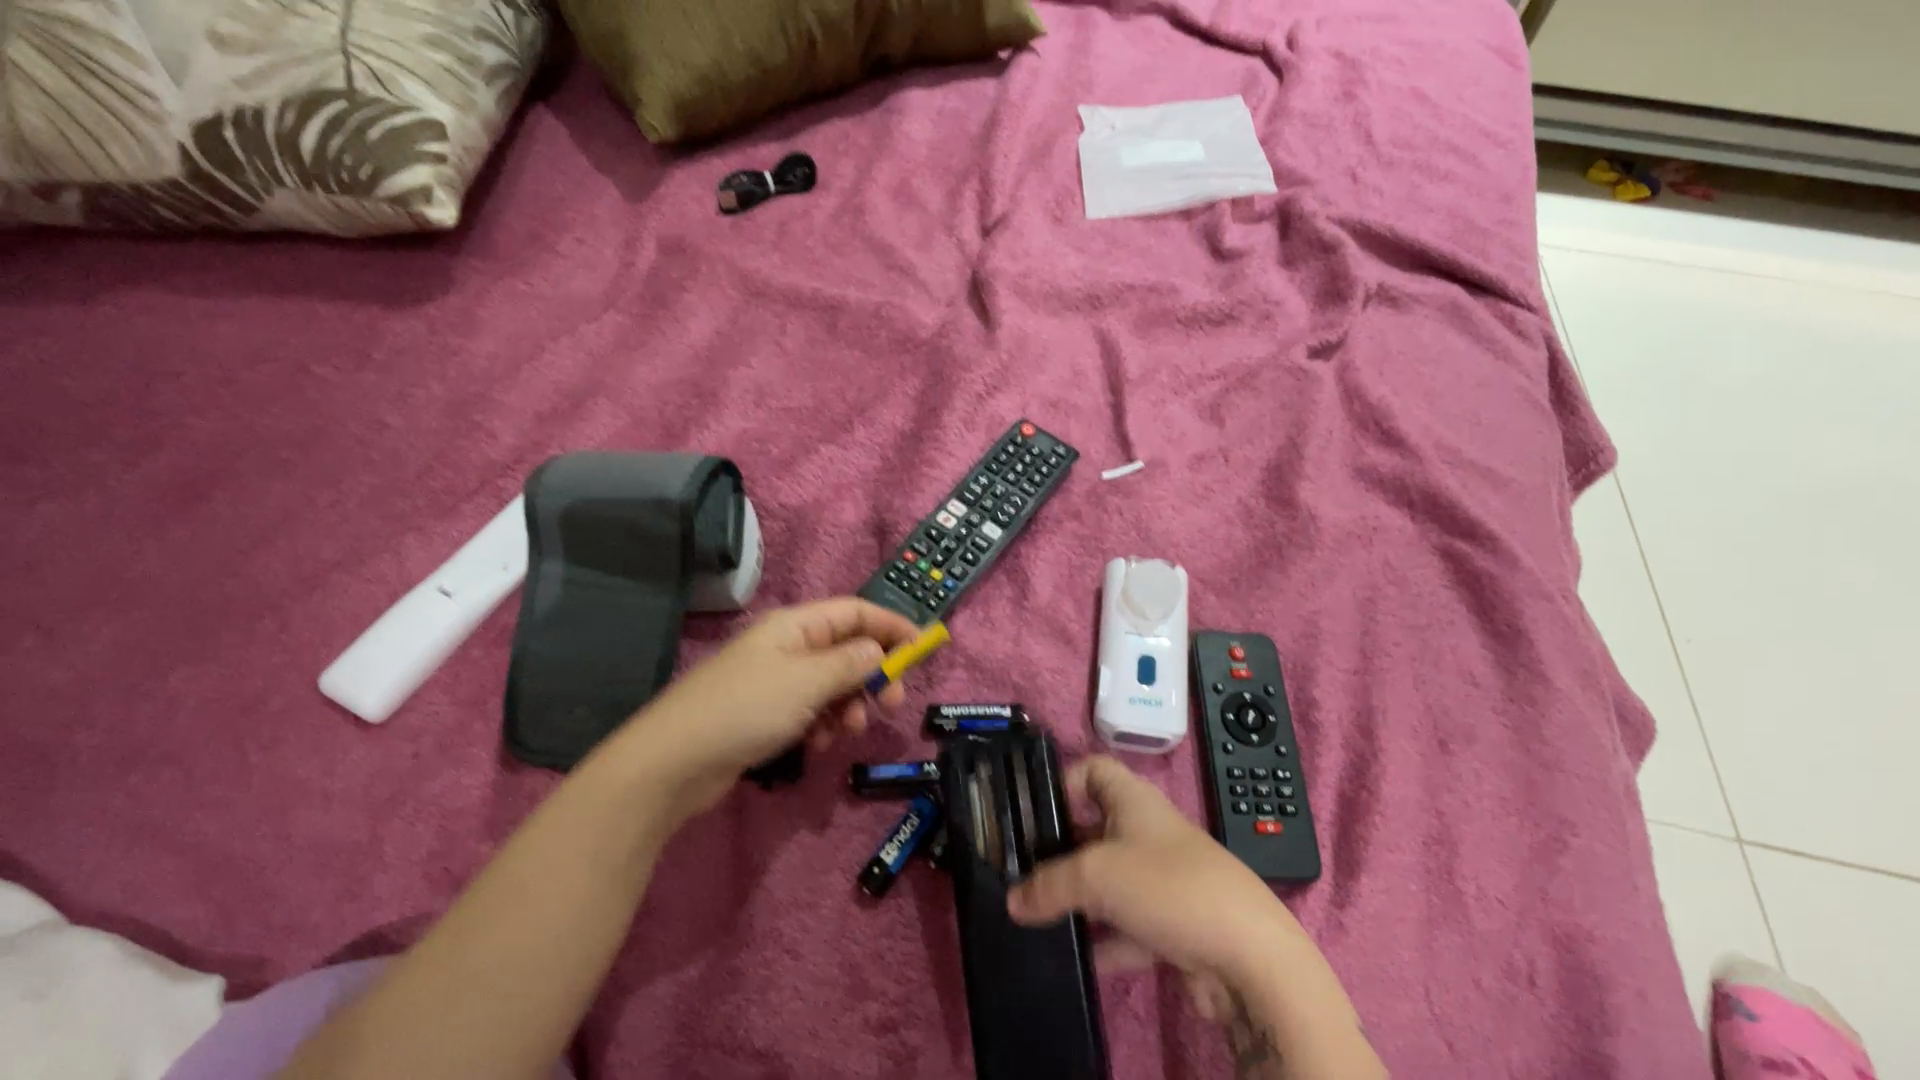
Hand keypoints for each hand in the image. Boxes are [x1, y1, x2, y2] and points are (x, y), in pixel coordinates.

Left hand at [615, 598, 921, 817]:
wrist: (675, 762)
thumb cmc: (744, 710)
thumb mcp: (806, 682)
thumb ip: (849, 663)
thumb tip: (877, 649)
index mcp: (795, 626)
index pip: (854, 612)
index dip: (891, 625)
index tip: (924, 648)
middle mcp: (787, 647)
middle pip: (846, 649)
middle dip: (873, 674)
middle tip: (892, 704)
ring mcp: (775, 681)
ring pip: (832, 685)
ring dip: (848, 705)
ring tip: (844, 731)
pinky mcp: (766, 715)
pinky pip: (811, 711)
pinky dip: (822, 724)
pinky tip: (817, 745)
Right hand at [1006, 756, 1308, 1020]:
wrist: (1249, 956)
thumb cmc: (1169, 888)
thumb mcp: (1096, 876)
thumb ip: (1048, 886)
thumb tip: (1013, 901)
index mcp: (1135, 802)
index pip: (1095, 770)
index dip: (1063, 781)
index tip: (1032, 812)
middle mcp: (1149, 833)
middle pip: (1095, 830)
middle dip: (1059, 851)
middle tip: (1020, 873)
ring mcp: (1164, 881)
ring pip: (1109, 883)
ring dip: (1078, 900)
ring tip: (1035, 919)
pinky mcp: (1173, 925)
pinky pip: (1127, 929)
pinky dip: (1104, 943)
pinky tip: (1075, 961)